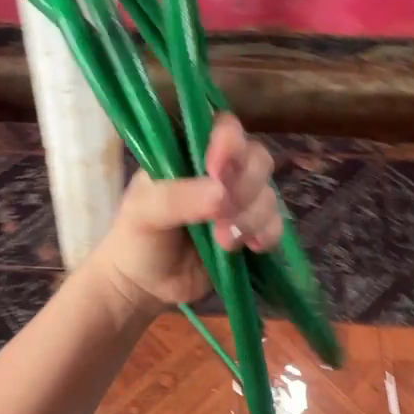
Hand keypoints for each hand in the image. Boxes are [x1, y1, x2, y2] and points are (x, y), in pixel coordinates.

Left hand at [88, 114, 280, 310]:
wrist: (144, 286)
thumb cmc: (137, 237)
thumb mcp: (144, 211)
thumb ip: (178, 197)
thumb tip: (221, 194)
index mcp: (190, 150)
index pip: (222, 127)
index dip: (229, 142)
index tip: (216, 168)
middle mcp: (220, 169)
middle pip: (256, 158)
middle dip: (244, 187)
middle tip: (220, 212)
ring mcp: (239, 199)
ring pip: (267, 193)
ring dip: (251, 217)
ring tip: (223, 242)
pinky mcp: (251, 230)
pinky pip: (275, 224)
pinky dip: (267, 234)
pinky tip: (249, 248)